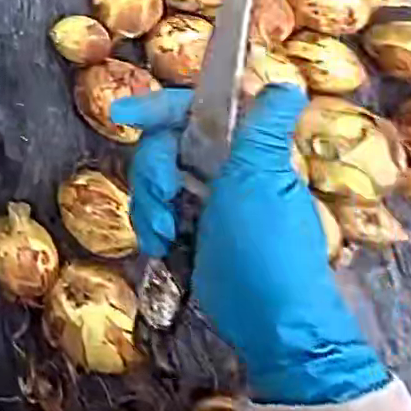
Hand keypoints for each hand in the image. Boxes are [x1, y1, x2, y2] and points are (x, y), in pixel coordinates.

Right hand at [109, 85, 390, 405]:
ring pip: (150, 174)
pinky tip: (166, 245)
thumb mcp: (263, 181)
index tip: (122, 114)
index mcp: (241, 147)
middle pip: (161, 141)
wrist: (271, 326)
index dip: (155, 106)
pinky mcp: (186, 223)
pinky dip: (150, 224)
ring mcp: (201, 195)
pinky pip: (149, 206)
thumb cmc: (269, 249)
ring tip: (169, 233)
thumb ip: (265, 129)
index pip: (190, 108)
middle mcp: (219, 165)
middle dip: (153, 171)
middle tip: (166, 199)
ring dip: (150, 203)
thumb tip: (288, 84)